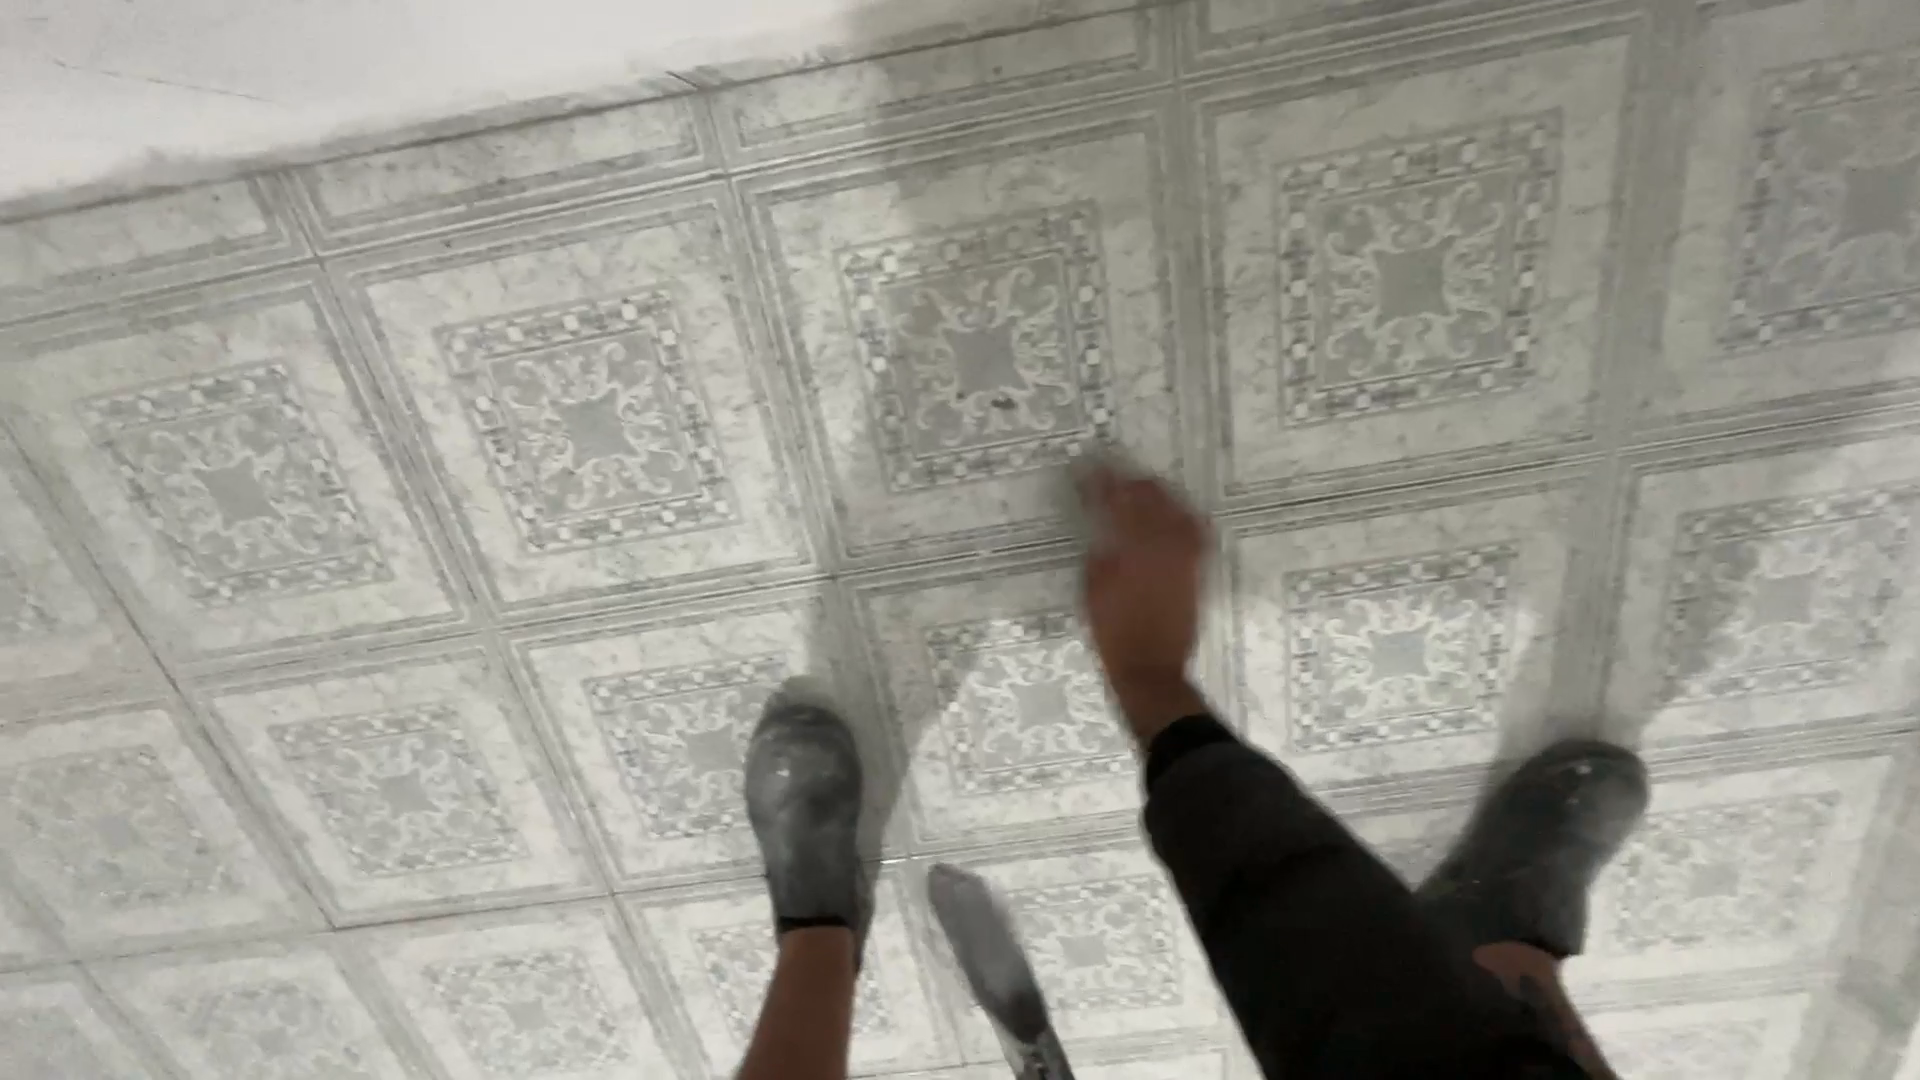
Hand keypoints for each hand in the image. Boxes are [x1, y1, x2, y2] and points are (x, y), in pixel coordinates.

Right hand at [1079, 464, 1212, 743]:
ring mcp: (1185, 558)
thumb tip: (1104, 529)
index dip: (1099, 483)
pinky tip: (1177, 512)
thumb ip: (1099, 553)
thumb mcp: (1092, 590)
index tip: (1086, 470)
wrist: (1151, 669)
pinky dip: (1186, 515)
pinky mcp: (1197, 571)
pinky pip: (1197, 532)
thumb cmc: (1113, 635)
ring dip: (1158, 492)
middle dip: (1129, 481)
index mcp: (1131, 550)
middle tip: (1113, 474)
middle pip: (1149, 498)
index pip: (1113, 503)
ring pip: (1177, 509)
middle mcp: (1163, 547)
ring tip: (1144, 486)